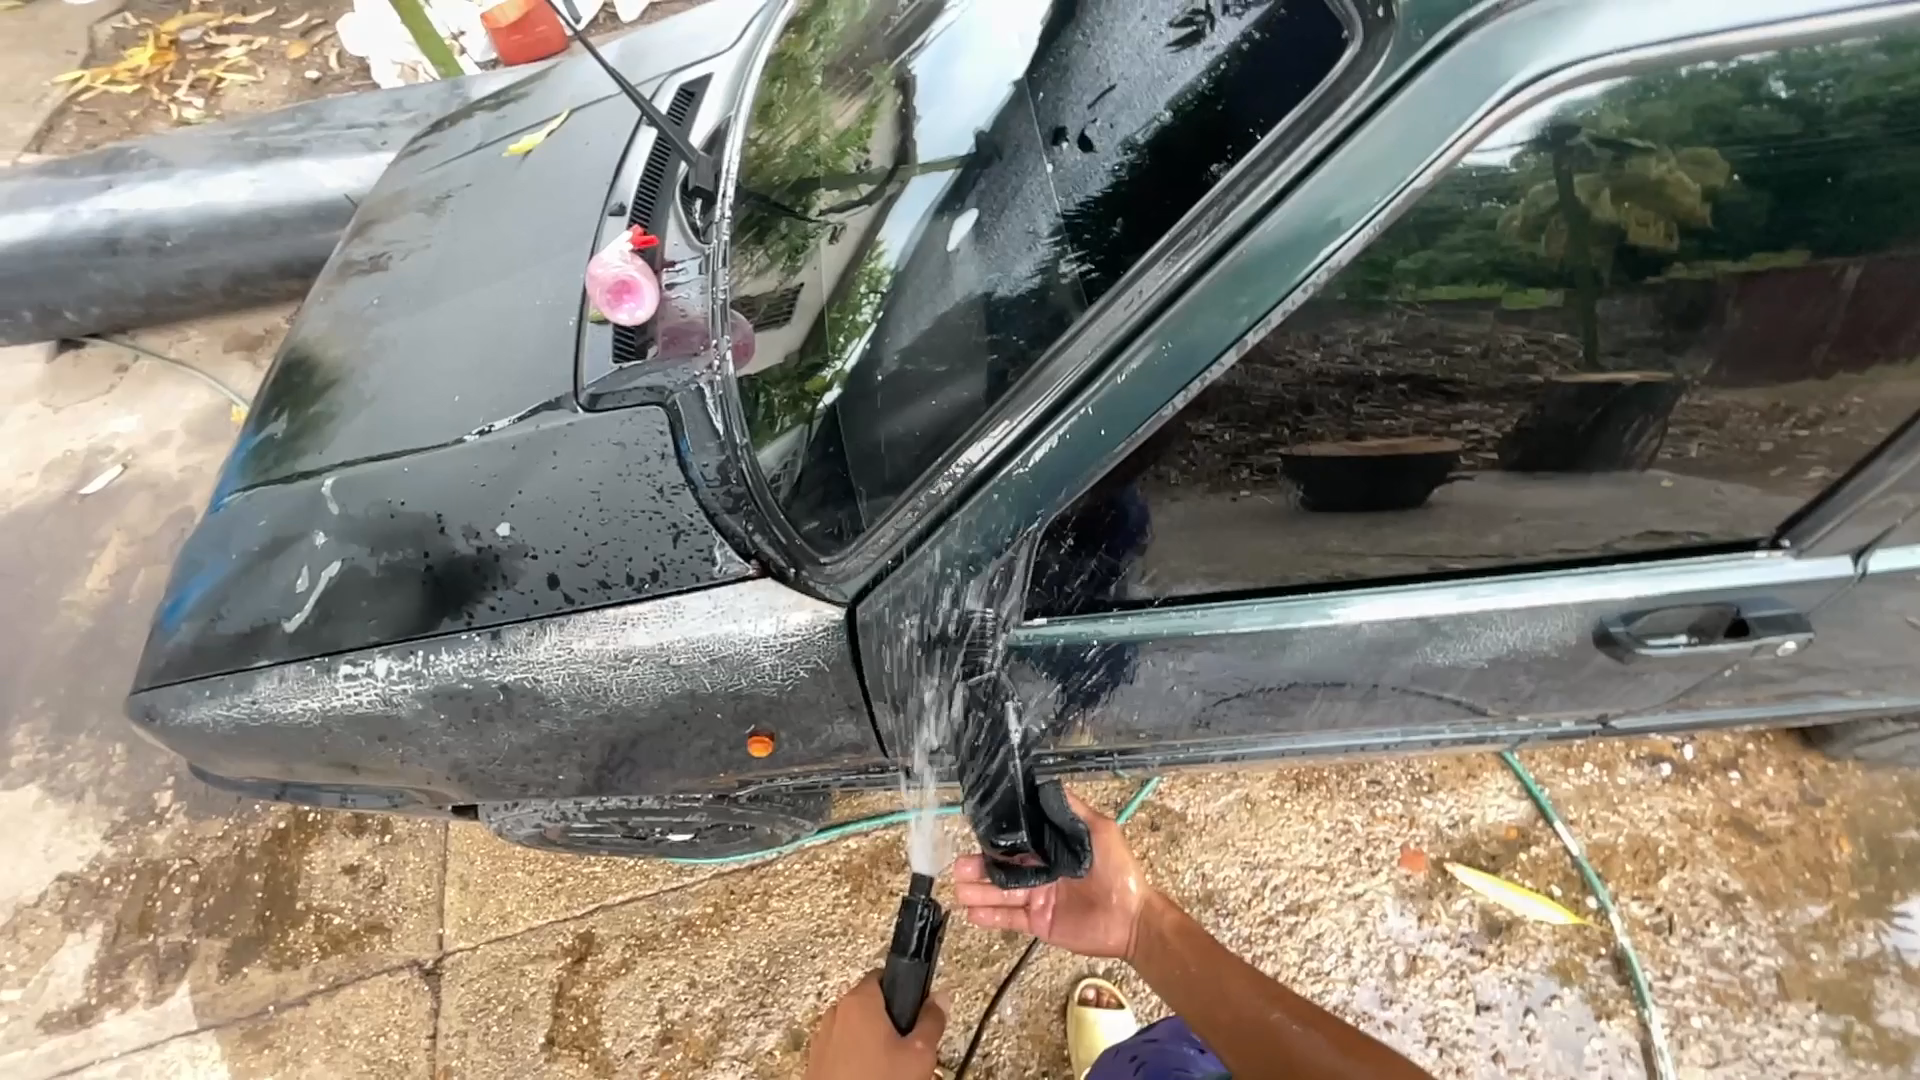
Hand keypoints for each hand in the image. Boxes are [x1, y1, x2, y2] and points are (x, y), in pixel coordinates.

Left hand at [804, 971, 947, 1079]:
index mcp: (859, 1000)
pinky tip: (870, 1077)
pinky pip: (842, 1050)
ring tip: (889, 1070)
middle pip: (871, 1005)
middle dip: (889, 1023)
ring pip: (856, 1030)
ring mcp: (822, 1038)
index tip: (915, 1012)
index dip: (904, 993)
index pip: (884, 976)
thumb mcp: (918, 1055)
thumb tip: (940, 998)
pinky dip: (855, 1059)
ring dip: (872, 1043)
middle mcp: (836, 1012)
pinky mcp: (816, 1062)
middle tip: (906, 1048)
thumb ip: (932, 1022)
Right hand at [953, 790, 1155, 959]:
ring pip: (1002, 893)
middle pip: (1004, 868)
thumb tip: (1047, 784)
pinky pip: (1011, 919)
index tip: (976, 836)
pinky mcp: (1040, 923)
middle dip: (980, 868)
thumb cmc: (1119, 871)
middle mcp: (1041, 871)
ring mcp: (1038, 898)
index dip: (997, 841)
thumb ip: (1072, 810)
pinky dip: (990, 917)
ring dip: (979, 891)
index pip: (1018, 843)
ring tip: (958, 890)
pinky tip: (971, 913)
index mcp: (1052, 849)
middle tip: (958, 868)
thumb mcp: (1100, 829)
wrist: (1133, 919)